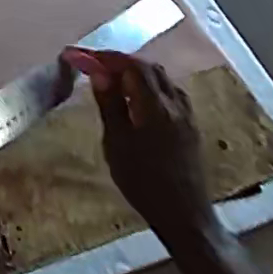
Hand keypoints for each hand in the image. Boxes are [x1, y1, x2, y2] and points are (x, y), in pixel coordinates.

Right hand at [61, 48, 217, 239]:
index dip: (105, 57)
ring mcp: (187, 115)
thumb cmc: (143, 181)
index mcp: (155, 107)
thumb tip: (98, 72)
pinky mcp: (191, 126)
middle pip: (149, 67)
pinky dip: (150, 84)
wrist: (185, 217)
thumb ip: (109, 103)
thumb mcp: (116, 142)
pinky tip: (138, 97)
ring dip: (136, 70)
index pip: (131, 66)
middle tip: (95, 65)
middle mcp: (175, 105)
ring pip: (162, 78)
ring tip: (113, 79)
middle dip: (120, 60)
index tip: (81, 56)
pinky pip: (170, 91)